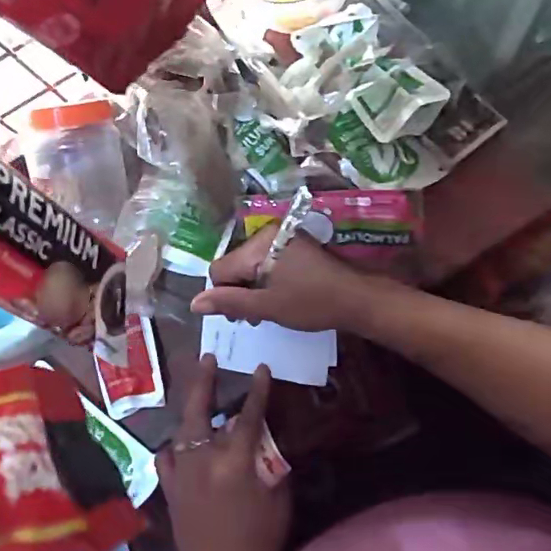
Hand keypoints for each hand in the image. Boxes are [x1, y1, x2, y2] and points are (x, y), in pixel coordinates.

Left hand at [160, 354, 290, 550]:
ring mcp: (181, 476)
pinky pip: (167, 459)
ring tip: (195, 395)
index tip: (262, 368)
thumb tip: (267, 443)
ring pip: (179, 431)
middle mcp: (203, 462)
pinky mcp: (169, 493)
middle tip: (207, 358)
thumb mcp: (278, 498)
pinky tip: (181, 443)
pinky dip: (174, 446)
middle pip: (198, 411)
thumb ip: (271, 465)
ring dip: (188, 410)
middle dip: (203, 381)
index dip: (258, 390)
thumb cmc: (260, 540)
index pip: (249, 415)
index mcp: (235, 463)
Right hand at [190, 229, 379, 332]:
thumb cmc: (312, 303)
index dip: (223, 295)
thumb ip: (230, 302)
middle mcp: (269, 233)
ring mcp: (285, 237)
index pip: (220, 269)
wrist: (357, 298)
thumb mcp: (267, 307)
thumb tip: (193, 303)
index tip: (240, 316)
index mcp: (260, 244)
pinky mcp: (296, 245)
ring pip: (251, 265)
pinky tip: (278, 297)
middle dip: (239, 291)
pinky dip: (267, 280)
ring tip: (267, 310)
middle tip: (254, 317)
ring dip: (253, 288)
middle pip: (235, 264)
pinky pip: (268, 261)